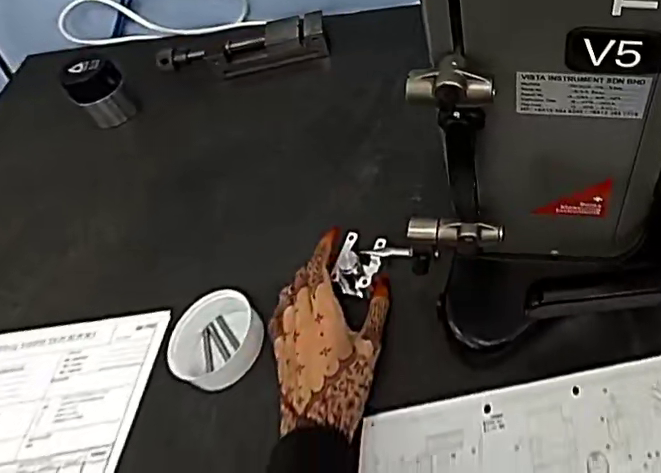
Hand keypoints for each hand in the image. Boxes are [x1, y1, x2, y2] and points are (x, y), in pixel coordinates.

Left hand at [270, 229, 390, 436]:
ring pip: (289, 295)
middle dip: (316, 261)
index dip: (324, 247)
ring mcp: (287, 337)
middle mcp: (300, 321)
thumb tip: (382, 286)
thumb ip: (378, 308)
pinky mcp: (280, 352)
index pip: (318, 268)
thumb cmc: (343, 389)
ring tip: (315, 274)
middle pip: (302, 278)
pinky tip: (292, 304)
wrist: (317, 425)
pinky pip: (279, 317)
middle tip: (331, 254)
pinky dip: (287, 302)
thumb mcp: (372, 344)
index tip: (332, 236)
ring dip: (301, 279)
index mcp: (323, 314)